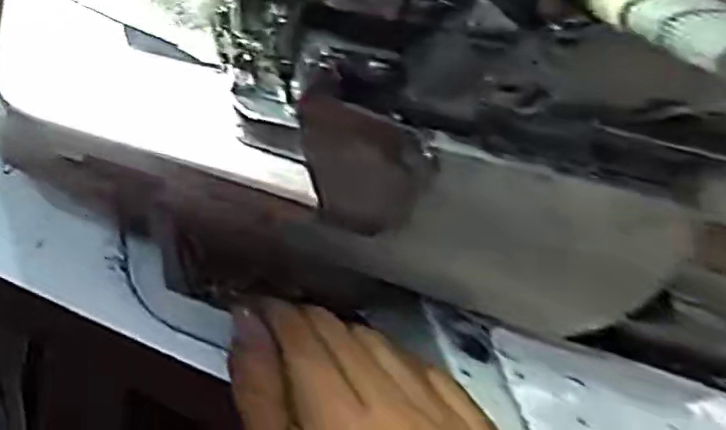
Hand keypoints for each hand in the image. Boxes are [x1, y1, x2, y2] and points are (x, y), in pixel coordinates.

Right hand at [231, 300, 493, 429]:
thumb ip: (257, 390)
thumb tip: (244, 319)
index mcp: (338, 415)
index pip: (295, 326)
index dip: (265, 308)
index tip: (249, 308)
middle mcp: (397, 407)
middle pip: (336, 327)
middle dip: (301, 319)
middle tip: (279, 331)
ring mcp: (447, 419)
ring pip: (381, 342)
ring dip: (347, 337)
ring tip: (326, 354)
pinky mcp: (482, 429)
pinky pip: (433, 372)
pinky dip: (399, 362)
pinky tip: (385, 373)